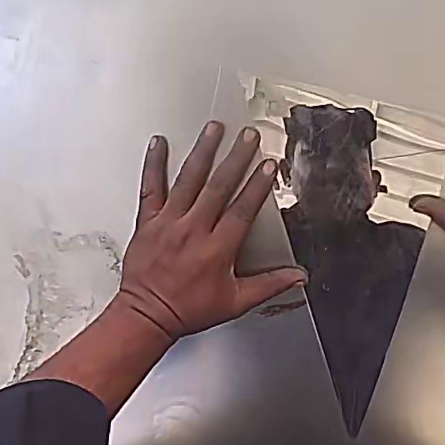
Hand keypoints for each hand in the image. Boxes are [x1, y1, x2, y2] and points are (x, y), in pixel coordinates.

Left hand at [112, 122, 307, 341]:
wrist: (147, 315)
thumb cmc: (187, 309)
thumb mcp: (235, 301)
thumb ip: (269, 285)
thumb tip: (297, 278)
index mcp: (217, 248)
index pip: (242, 209)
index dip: (257, 185)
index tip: (268, 165)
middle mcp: (193, 230)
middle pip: (218, 187)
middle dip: (236, 158)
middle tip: (248, 136)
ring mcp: (169, 223)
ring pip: (188, 180)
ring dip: (203, 152)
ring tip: (214, 129)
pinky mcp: (148, 222)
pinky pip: (151, 187)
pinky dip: (154, 164)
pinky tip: (159, 144)